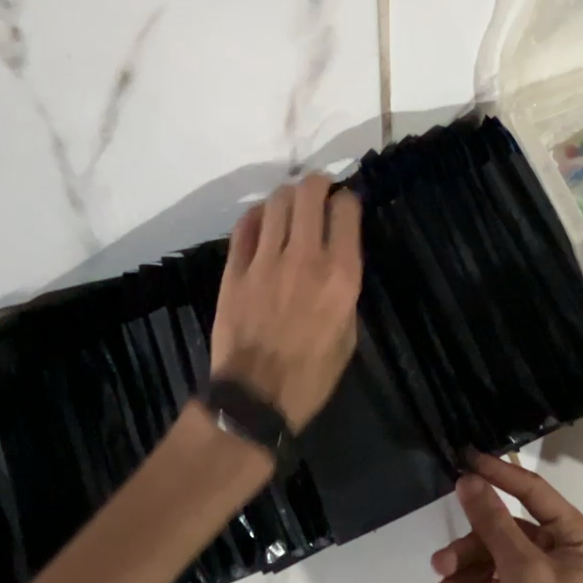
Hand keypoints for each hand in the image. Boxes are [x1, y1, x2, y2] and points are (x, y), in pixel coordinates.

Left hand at [211, 173, 363, 430]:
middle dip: (317, 184)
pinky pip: (245, 226)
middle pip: (309, 193)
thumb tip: (337, 262)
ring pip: (276, 202)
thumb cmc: (312, 375)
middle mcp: (305, 257)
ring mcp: (265, 261)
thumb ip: (345, 290)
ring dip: (287, 196)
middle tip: (318, 191)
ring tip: (291, 204)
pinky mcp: (235, 270)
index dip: (347, 200)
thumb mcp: (348, 334)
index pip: (346, 210)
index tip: (345, 206)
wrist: (256, 398)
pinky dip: (257, 216)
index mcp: (341, 275)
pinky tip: (263, 221)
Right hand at [430, 454, 582, 582]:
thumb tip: (469, 478)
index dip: (499, 473)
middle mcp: (560, 548)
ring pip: (492, 554)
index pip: (533, 490)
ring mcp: (540, 573)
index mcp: (574, 535)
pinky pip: (490, 579)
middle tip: (440, 561)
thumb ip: (493, 521)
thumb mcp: (519, 569)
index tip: (466, 458)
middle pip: (504, 527)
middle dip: (470, 546)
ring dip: (464, 573)